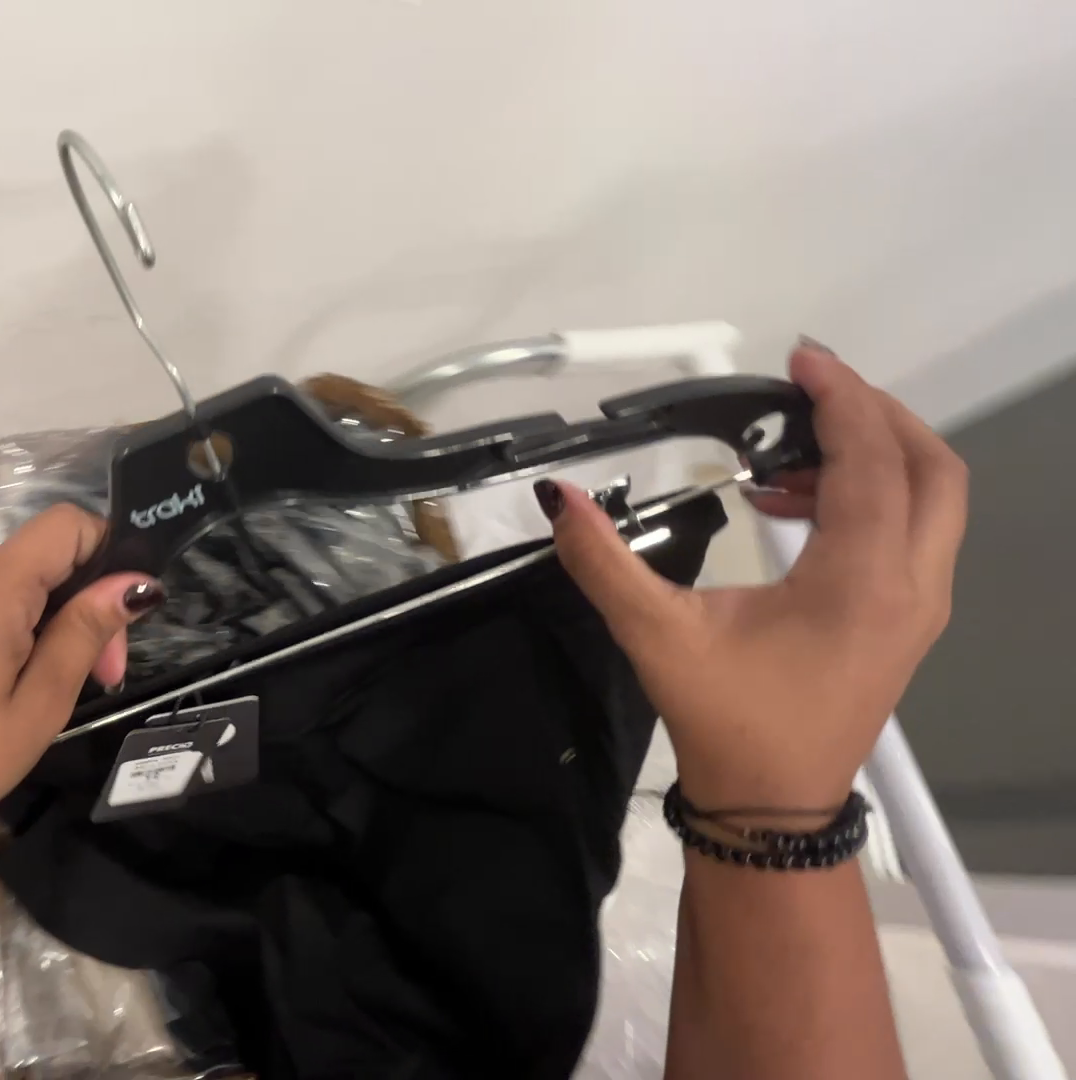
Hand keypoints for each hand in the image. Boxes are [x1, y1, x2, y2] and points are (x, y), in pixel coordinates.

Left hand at [0, 504, 162, 863]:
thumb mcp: (40, 703)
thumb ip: (85, 632)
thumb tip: (135, 583)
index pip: (63, 524)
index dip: (106, 550)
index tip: (122, 616)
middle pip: (40, 559)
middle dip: (83, 604)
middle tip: (102, 676)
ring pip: (11, 586)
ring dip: (48, 623)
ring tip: (50, 691)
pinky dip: (11, 631)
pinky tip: (7, 688)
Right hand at [537, 341, 967, 811]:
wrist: (773, 795)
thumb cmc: (721, 712)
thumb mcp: (652, 632)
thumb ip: (603, 560)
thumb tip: (561, 499)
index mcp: (861, 580)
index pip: (874, 463)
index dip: (842, 401)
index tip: (801, 360)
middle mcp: (912, 584)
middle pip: (932, 469)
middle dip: (874, 415)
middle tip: (805, 390)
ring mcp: (916, 603)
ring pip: (930, 501)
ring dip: (871, 457)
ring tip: (784, 453)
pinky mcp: (902, 618)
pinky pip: (907, 531)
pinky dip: (864, 497)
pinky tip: (789, 507)